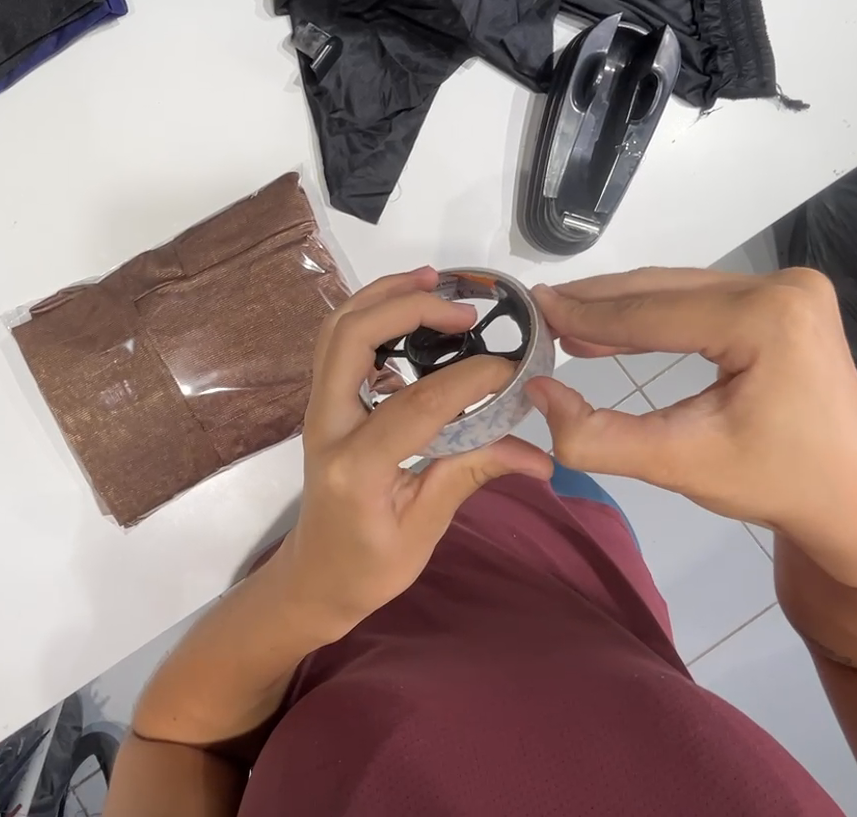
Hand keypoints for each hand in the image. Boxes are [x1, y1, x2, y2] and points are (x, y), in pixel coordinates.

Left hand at [269, 267, 554, 639]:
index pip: (417, 405)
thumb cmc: (368, 565)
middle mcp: (326, 423)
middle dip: (406, 307)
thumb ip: (472, 474)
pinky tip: (411, 314)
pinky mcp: (324, 401)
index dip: (470, 379)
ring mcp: (318, 407)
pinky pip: (339, 343)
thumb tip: (541, 455)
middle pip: (351, 338)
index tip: (512, 367)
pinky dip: (372, 315)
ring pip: (337, 330)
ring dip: (382, 297)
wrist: (316, 574)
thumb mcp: (424, 528)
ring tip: (434, 282)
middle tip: (464, 308)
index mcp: (356, 465)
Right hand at [525, 267, 856, 589]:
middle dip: (597, 304)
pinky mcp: (786, 302)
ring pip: (678, 292)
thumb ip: (594, 435)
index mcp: (767, 318)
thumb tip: (535, 391)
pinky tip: (612, 331)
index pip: (652, 313)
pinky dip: (652, 316)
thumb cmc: (773, 486)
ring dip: (620, 309)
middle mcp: (784, 288)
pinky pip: (699, 301)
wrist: (852, 506)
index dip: (584, 313)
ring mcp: (790, 290)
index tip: (531, 307)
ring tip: (565, 320)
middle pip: (664, 291)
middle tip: (538, 310)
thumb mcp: (675, 463)